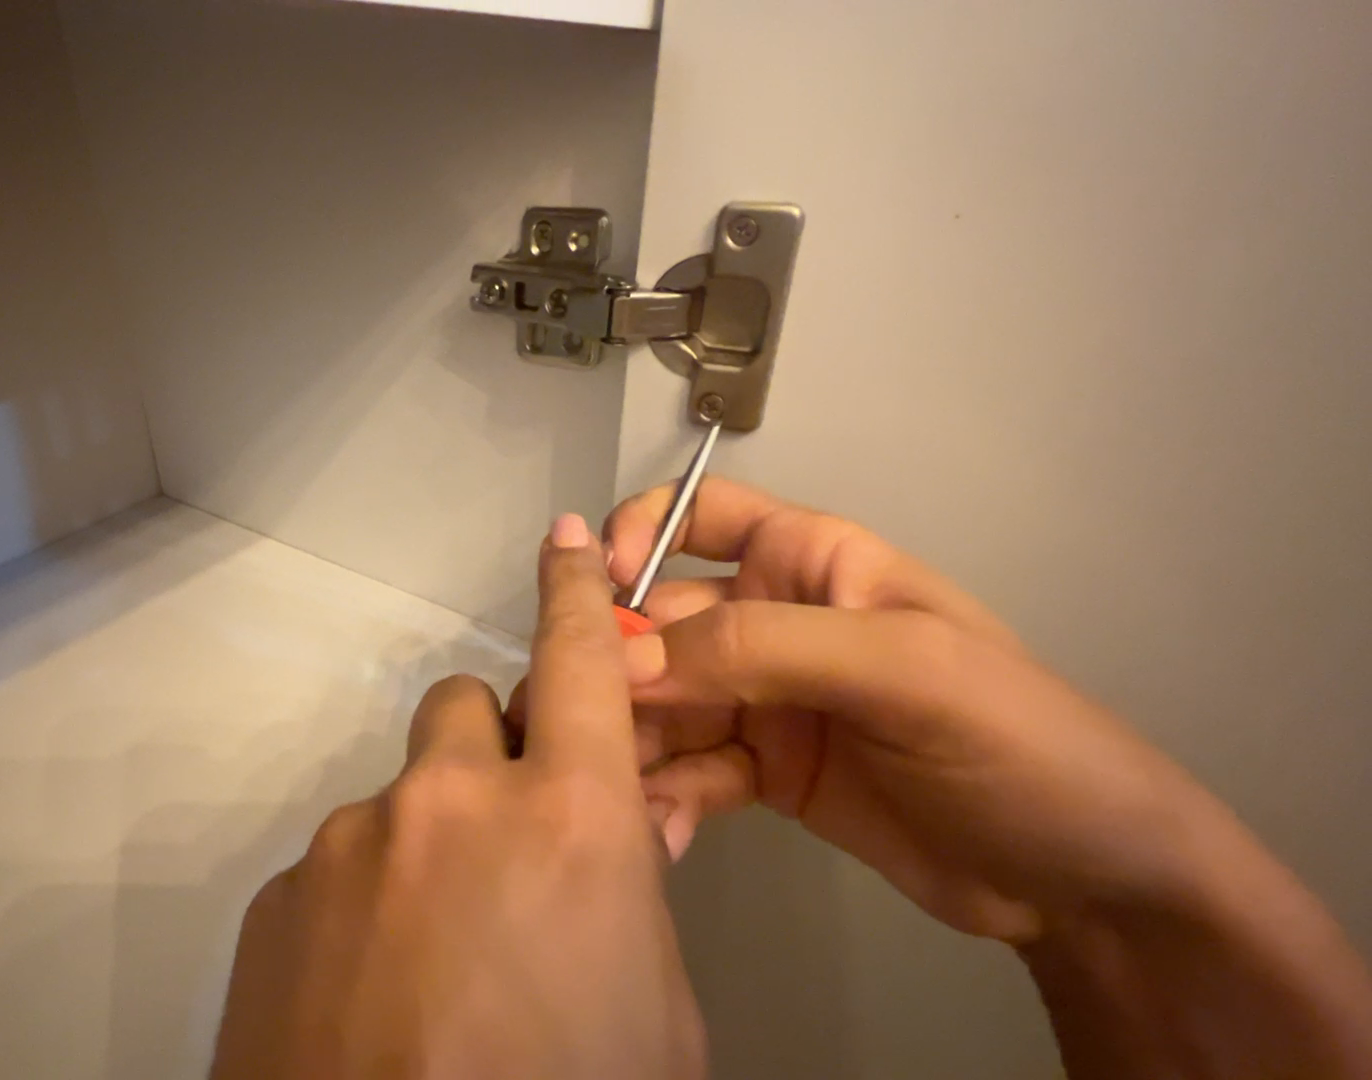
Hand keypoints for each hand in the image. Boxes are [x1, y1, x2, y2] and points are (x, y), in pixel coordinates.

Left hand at [210, 515, 704, 1079]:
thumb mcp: (655, 1016)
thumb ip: (639, 895)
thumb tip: (634, 822)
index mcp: (562, 820)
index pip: (577, 664)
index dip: (574, 594)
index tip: (559, 541)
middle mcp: (445, 803)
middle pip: (465, 709)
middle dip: (494, 750)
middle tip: (509, 835)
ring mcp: (350, 843)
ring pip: (403, 795)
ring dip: (431, 838)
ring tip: (438, 952)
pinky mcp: (282, 895)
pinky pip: (342, 862)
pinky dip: (370, 897)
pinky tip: (376, 994)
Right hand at [606, 478, 1371, 1076]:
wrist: (1086, 887)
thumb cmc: (1016, 742)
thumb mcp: (900, 672)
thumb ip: (762, 650)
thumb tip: (627, 661)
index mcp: (809, 563)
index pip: (699, 514)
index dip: (638, 533)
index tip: (601, 586)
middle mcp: (771, 620)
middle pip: (661, 621)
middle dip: (622, 668)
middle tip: (590, 727)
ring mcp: (762, 697)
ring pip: (662, 698)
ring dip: (635, 741)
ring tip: (624, 794)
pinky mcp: (759, 768)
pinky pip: (687, 764)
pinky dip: (667, 791)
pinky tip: (666, 828)